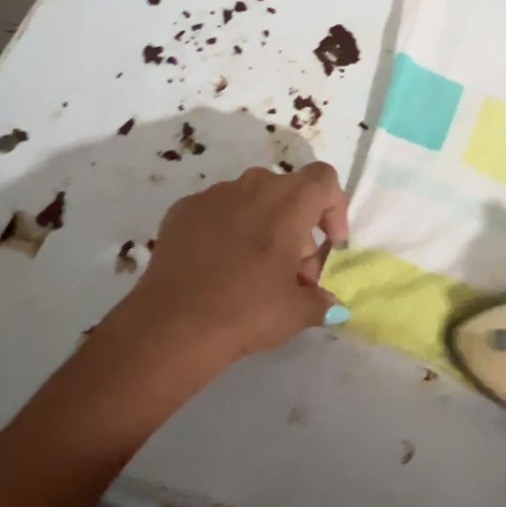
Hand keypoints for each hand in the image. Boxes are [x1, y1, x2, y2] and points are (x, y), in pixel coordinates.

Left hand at [116, 162, 349, 370]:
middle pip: (289, 194)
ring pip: (252, 200)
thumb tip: (330, 304)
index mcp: (288, 202)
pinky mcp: (182, 210)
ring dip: (264, 227)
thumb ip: (321, 301)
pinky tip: (219, 268)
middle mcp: (253, 186)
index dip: (334, 208)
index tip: (331, 245)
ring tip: (255, 272)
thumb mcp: (296, 312)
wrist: (171, 326)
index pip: (324, 180)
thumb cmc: (246, 311)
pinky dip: (227, 231)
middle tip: (294, 274)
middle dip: (299, 228)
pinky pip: (218, 212)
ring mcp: (214, 195)